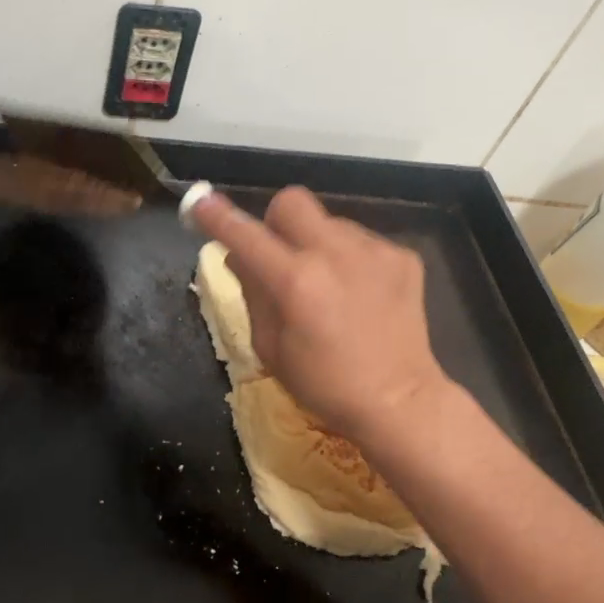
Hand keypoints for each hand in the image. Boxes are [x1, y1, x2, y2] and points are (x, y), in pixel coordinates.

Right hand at [191, 186, 450, 437]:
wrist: (398, 400)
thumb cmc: (322, 384)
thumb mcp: (270, 347)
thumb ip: (253, 293)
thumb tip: (239, 257)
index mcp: (296, 281)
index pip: (246, 235)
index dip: (217, 216)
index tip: (200, 201)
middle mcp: (335, 253)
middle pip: (291, 202)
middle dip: (275, 221)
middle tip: (276, 254)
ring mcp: (374, 251)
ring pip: (329, 222)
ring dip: (315, 243)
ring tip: (324, 285)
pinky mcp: (403, 257)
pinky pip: (360, 241)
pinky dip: (348, 259)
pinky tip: (355, 293)